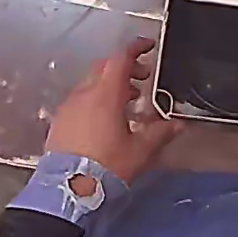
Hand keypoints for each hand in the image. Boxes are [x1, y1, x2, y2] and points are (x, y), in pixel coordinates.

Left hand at [46, 37, 181, 182]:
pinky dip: (95, 100)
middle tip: (142, 81)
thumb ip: (159, 133)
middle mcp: (84, 94)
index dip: (135, 48)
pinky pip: (80, 100)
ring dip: (110, 86)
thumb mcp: (139, 151)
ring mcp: (68, 107)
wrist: (67, 190)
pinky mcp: (59, 121)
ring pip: (90, 84)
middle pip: (104, 68)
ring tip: (127, 104)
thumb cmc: (107, 166)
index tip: (148, 46)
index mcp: (105, 95)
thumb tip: (177, 124)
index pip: (120, 59)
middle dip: (124, 69)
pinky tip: (105, 121)